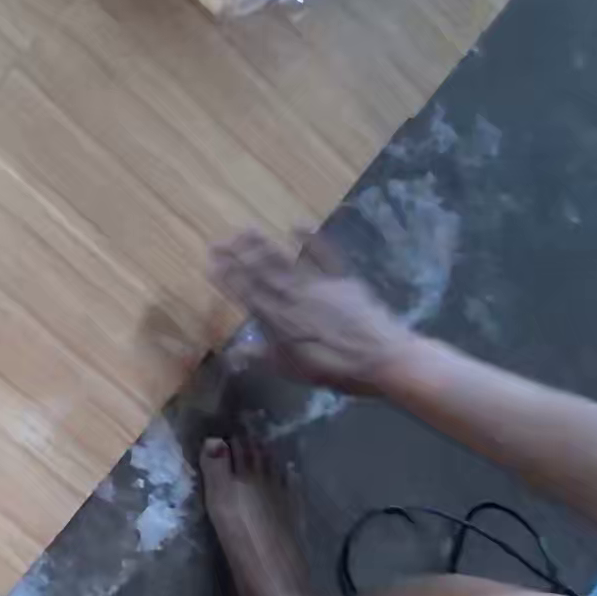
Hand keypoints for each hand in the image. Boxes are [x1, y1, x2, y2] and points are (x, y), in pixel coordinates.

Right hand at [209, 229, 414, 394]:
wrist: (384, 360)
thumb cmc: (335, 370)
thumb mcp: (291, 369)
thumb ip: (261, 356)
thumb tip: (232, 352)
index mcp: (279, 320)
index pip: (247, 294)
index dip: (228, 278)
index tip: (212, 263)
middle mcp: (294, 298)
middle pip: (261, 273)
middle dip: (238, 257)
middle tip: (220, 240)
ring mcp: (318, 286)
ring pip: (285, 262)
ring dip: (264, 245)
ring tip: (246, 229)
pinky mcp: (342, 280)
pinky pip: (325, 256)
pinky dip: (312, 240)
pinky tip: (297, 225)